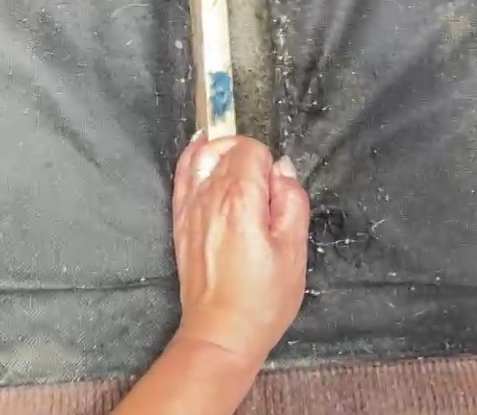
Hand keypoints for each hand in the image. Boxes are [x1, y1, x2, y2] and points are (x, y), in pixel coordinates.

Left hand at [169, 133, 311, 369]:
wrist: (221, 333)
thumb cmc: (261, 300)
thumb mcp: (294, 252)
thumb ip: (293, 201)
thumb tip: (284, 170)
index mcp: (241, 199)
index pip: (253, 149)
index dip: (271, 165)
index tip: (276, 194)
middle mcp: (211, 194)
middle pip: (230, 147)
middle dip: (251, 159)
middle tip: (265, 194)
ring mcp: (192, 205)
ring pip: (205, 153)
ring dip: (224, 150)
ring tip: (240, 164)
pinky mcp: (181, 218)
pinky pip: (183, 171)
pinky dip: (193, 153)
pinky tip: (202, 143)